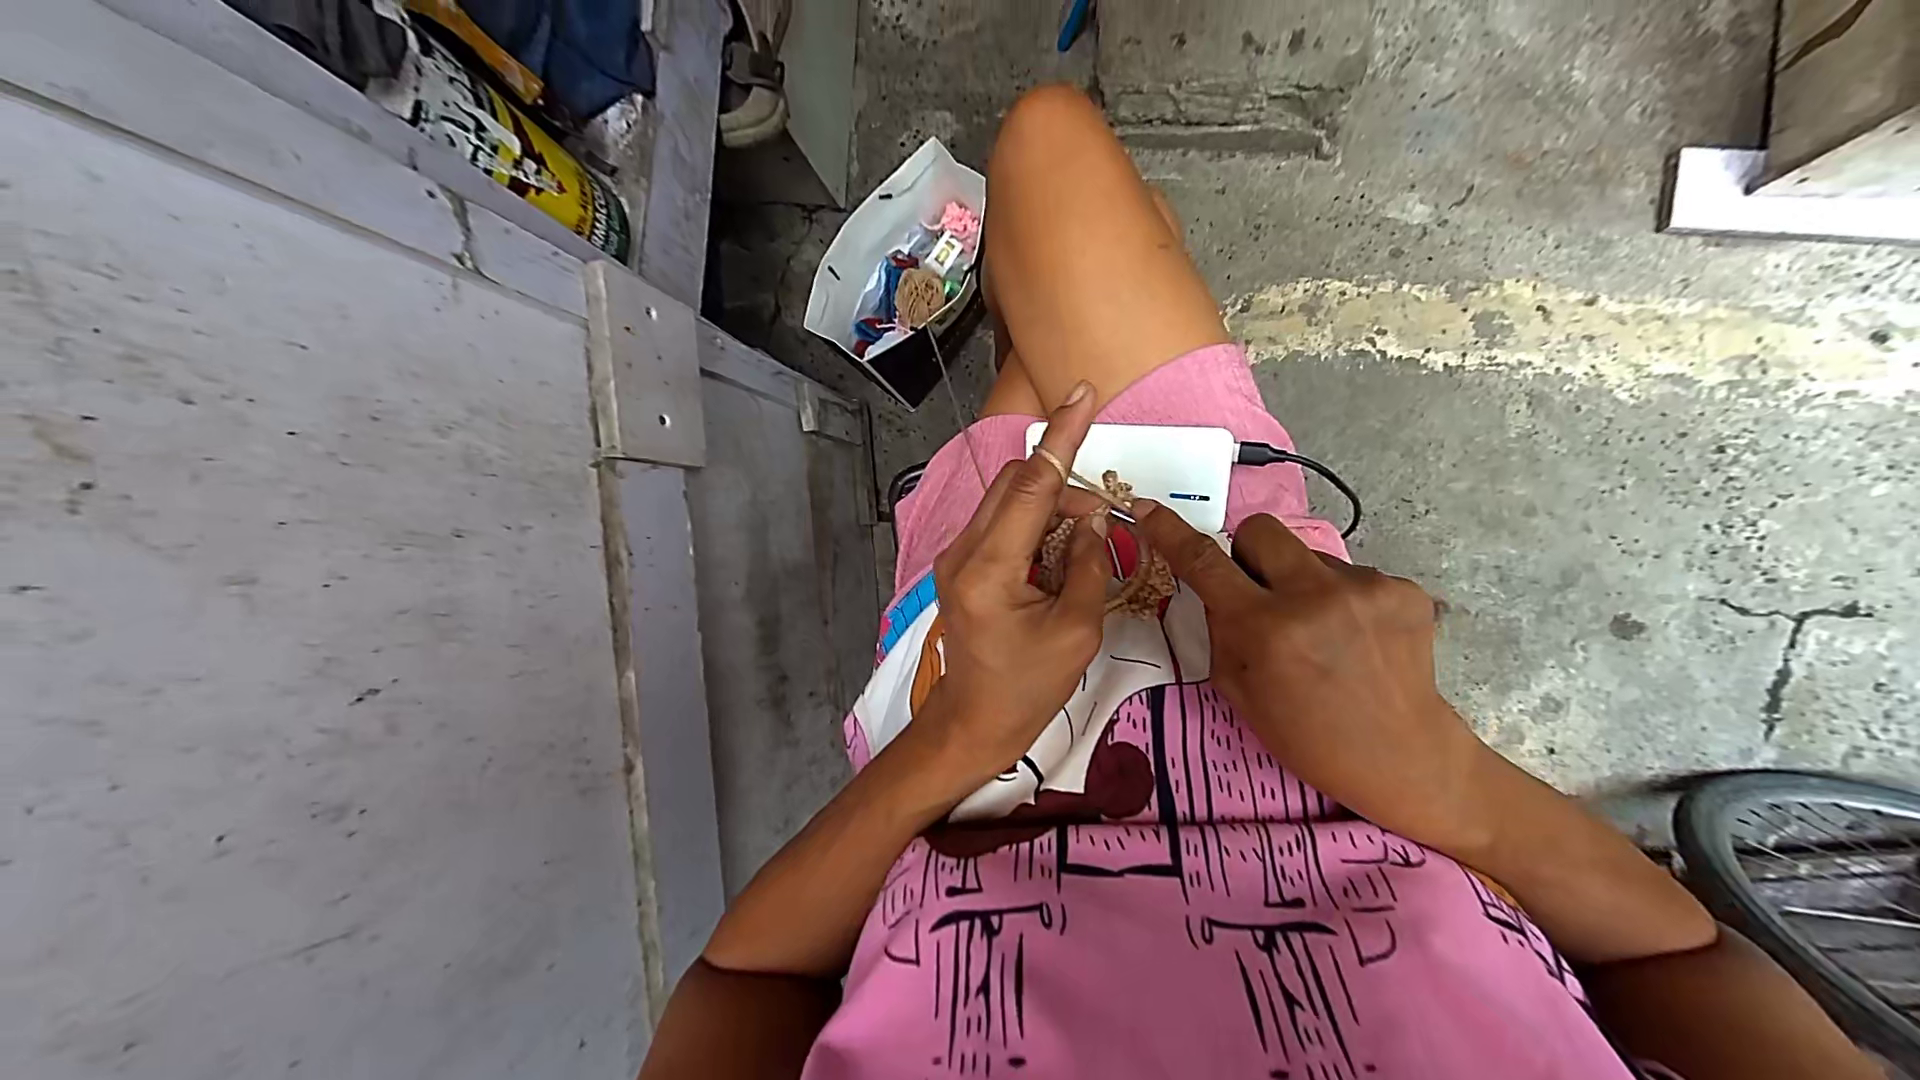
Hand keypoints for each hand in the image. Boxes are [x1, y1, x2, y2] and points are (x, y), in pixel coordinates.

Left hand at [913, 381, 1111, 794]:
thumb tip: (1090, 519)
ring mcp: (957, 558)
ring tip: (1083, 544)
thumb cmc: (1027, 688)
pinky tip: (1056, 555)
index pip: (1031, 484)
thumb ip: (1086, 564)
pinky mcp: (961, 567)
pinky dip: (1033, 528)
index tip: (1082, 394)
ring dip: (1049, 508)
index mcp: (989, 568)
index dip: (1061, 436)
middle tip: (1100, 516)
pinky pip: (1001, 526)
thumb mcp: (1076, 630)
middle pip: (1015, 486)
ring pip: (1007, 503)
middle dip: (1063, 486)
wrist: (974, 723)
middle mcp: (963, 552)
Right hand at [1135, 507, 1501, 856]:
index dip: (1170, 530)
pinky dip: (1339, 597)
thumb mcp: (1236, 688)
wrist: (1402, 757)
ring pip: (1306, 554)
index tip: (1148, 507)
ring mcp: (1366, 588)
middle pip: (1260, 529)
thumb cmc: (1305, 734)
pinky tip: (1354, 636)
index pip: (1203, 561)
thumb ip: (1219, 629)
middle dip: (1248, 553)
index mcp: (1265, 629)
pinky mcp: (1404, 589)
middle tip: (1258, 593)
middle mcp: (1314, 597)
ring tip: (1319, 629)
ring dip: (1298, 581)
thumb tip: (1216, 587)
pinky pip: (1347, 573)